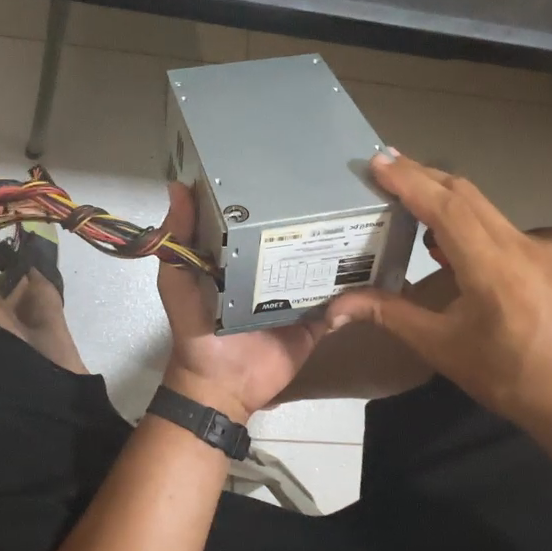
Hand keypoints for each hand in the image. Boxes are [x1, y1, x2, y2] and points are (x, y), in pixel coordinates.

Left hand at [155, 182, 348, 424]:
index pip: (255, 219)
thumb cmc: (194, 328)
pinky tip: (375, 261)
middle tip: (336, 186)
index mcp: (237, 256)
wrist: (220, 386)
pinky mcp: (316, 320)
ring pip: (321, 264)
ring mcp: (296, 295)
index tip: (286, 164)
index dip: (266, 194)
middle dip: (309, 216)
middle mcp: (269, 270)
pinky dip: (355, 285)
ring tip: (363, 213)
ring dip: (337, 245)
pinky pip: (340, 300)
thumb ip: (176, 238)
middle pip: (293, 238)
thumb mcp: (176, 279)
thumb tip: (177, 186)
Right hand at [329, 151, 551, 433]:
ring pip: (487, 210)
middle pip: (466, 195)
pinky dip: (475, 226)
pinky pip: (507, 230)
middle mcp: (526, 247)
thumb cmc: (507, 378)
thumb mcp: (441, 347)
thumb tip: (334, 309)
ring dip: (447, 200)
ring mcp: (550, 248)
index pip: (447, 208)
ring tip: (412, 200)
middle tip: (385, 163)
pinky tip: (455, 245)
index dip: (410, 181)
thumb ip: (388, 314)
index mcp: (495, 270)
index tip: (378, 162)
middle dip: (423, 176)